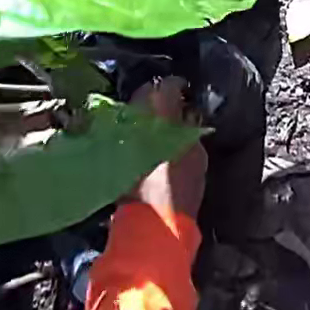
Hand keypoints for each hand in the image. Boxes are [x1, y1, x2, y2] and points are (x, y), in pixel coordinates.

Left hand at [127, 77, 205, 218]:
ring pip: (130, 109)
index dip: (176, 84)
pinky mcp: (112, 152)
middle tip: (170, 99)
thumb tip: (186, 115)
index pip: (166, 86)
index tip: (184, 87)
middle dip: (156, 92)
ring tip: (158, 116)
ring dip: (144, 108)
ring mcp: (120, 135)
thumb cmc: (182, 189)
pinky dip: (134, 126)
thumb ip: (190, 130)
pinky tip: (145, 133)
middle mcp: (135, 120)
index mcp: (159, 116)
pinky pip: (124, 127)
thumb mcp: (197, 155)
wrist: (154, 224)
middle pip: (143, 93)